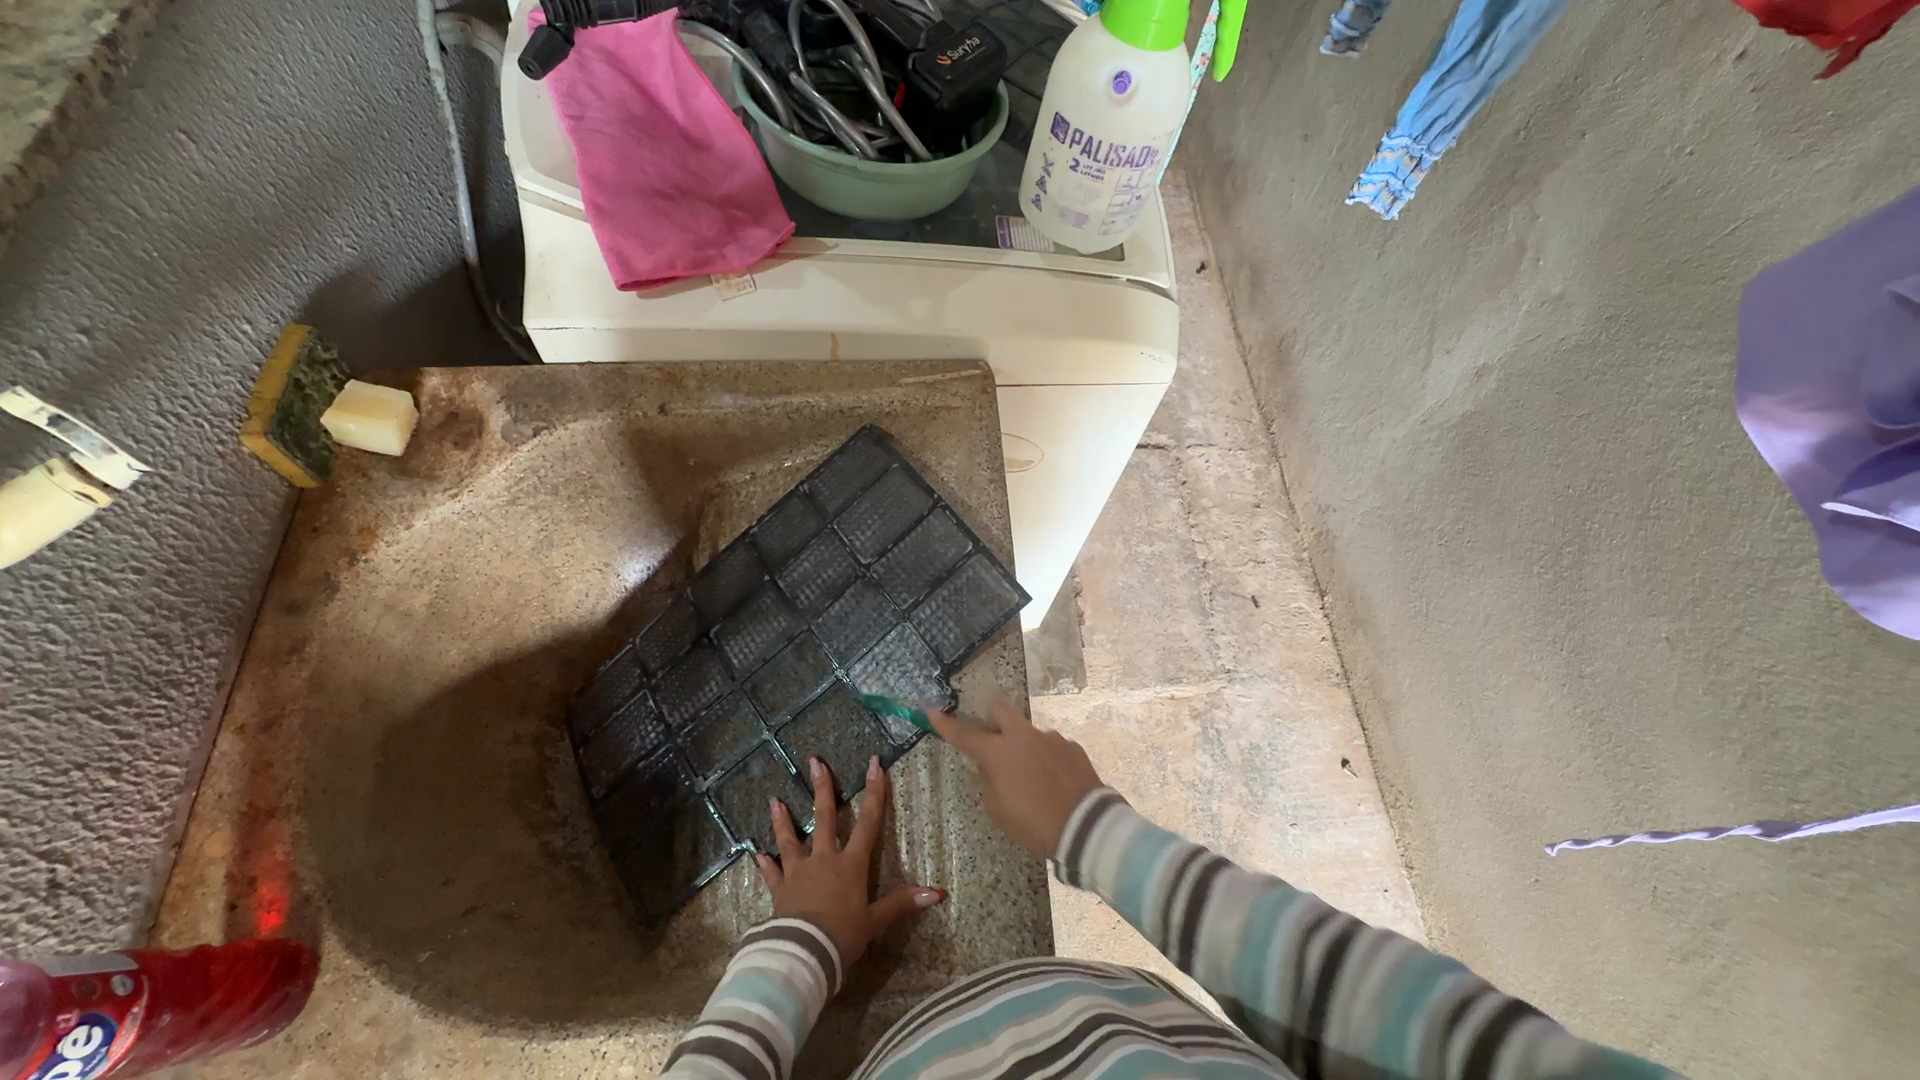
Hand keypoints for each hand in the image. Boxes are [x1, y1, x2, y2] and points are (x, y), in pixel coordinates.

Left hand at [756, 754, 944, 965]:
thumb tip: (936, 893)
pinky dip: (766, 864)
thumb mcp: (876, 920)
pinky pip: (773, 874)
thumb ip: (902, 903)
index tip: (874, 764)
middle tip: (815, 762)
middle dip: (822, 788)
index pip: (869, 822)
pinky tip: (758, 854)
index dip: (874, 792)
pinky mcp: (781, 890)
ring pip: (791, 840)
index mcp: (851, 864)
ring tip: (775, 800)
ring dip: (783, 821)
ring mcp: (799, 872)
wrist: (805, 953)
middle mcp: (824, 860)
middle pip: (824, 819)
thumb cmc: (844, 935)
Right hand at [929, 695, 1105, 857]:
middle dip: (992, 718)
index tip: (931, 711)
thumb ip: (990, 781)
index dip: (945, 724)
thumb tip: (994, 767)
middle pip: (1000, 710)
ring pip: (1029, 733)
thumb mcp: (998, 808)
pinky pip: (1052, 748)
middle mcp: (1023, 736)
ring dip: (1025, 748)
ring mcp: (1050, 738)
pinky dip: (1048, 761)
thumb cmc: (1033, 822)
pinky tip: (1055, 782)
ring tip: (1034, 779)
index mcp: (998, 752)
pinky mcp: (1072, 747)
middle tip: (993, 739)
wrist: (1084, 825)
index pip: (964, 734)